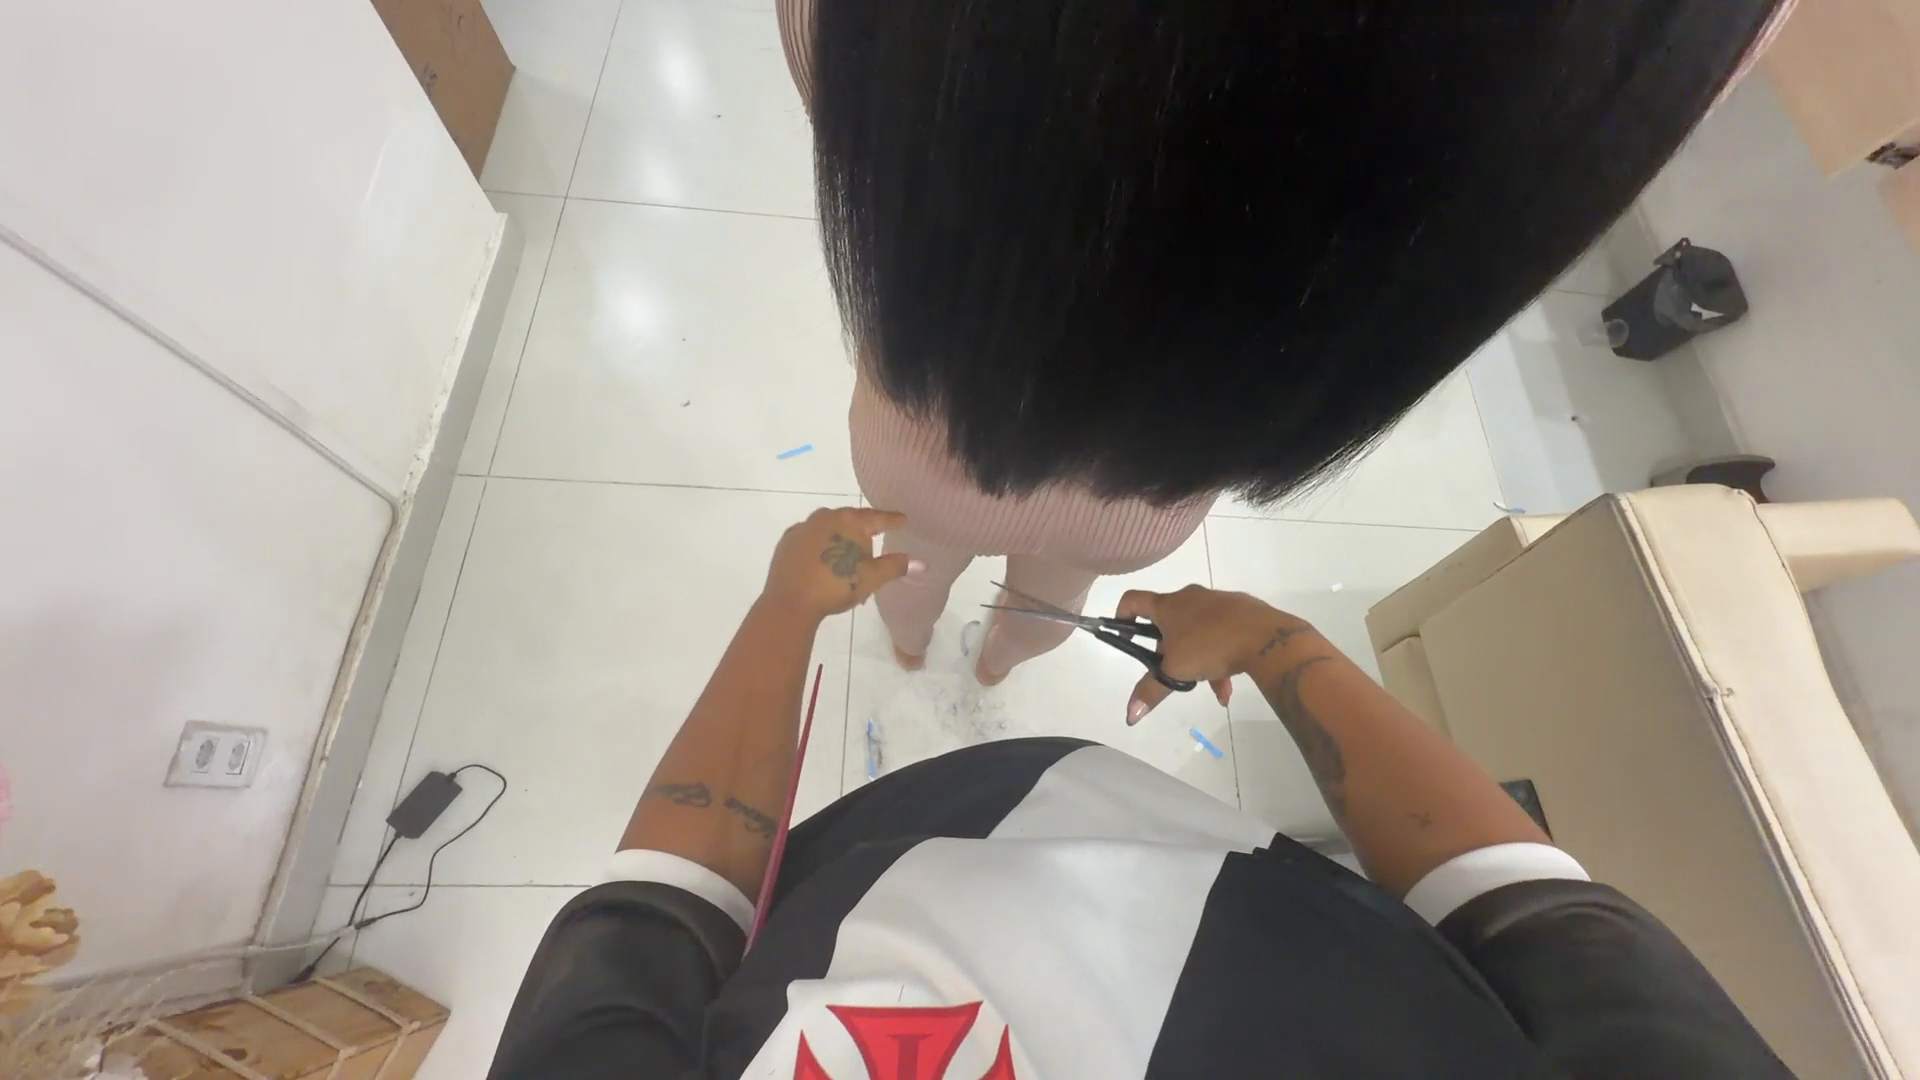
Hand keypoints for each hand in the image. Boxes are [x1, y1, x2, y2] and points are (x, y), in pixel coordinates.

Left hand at [762, 507, 922, 621]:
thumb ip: (896, 565)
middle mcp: (825, 517)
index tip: (902, 519)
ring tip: (849, 552)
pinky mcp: (786, 542)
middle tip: (875, 537)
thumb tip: (922, 562)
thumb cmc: (836, 585)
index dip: (892, 520)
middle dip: (863, 528)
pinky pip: (810, 538)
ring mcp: (803, 528)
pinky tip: (824, 558)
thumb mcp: (872, 577)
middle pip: (850, 519)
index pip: (877, 517)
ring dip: (841, 536)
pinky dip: (821, 545)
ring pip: (829, 527)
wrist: (790, 602)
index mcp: (848, 521)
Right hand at [1114, 585, 1318, 724]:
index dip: (1122, 616)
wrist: (1265, 636)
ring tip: (1209, 689)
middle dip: (1168, 649)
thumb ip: (1151, 690)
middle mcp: (1189, 597)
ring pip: (1198, 631)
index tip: (1125, 636)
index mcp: (1167, 605)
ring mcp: (1217, 602)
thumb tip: (1130, 715)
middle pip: (1168, 621)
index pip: (1132, 600)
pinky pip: (1223, 634)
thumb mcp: (1175, 671)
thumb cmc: (1210, 646)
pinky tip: (1228, 688)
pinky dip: (1221, 658)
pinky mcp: (1241, 610)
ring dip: (1198, 659)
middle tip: (1173, 670)